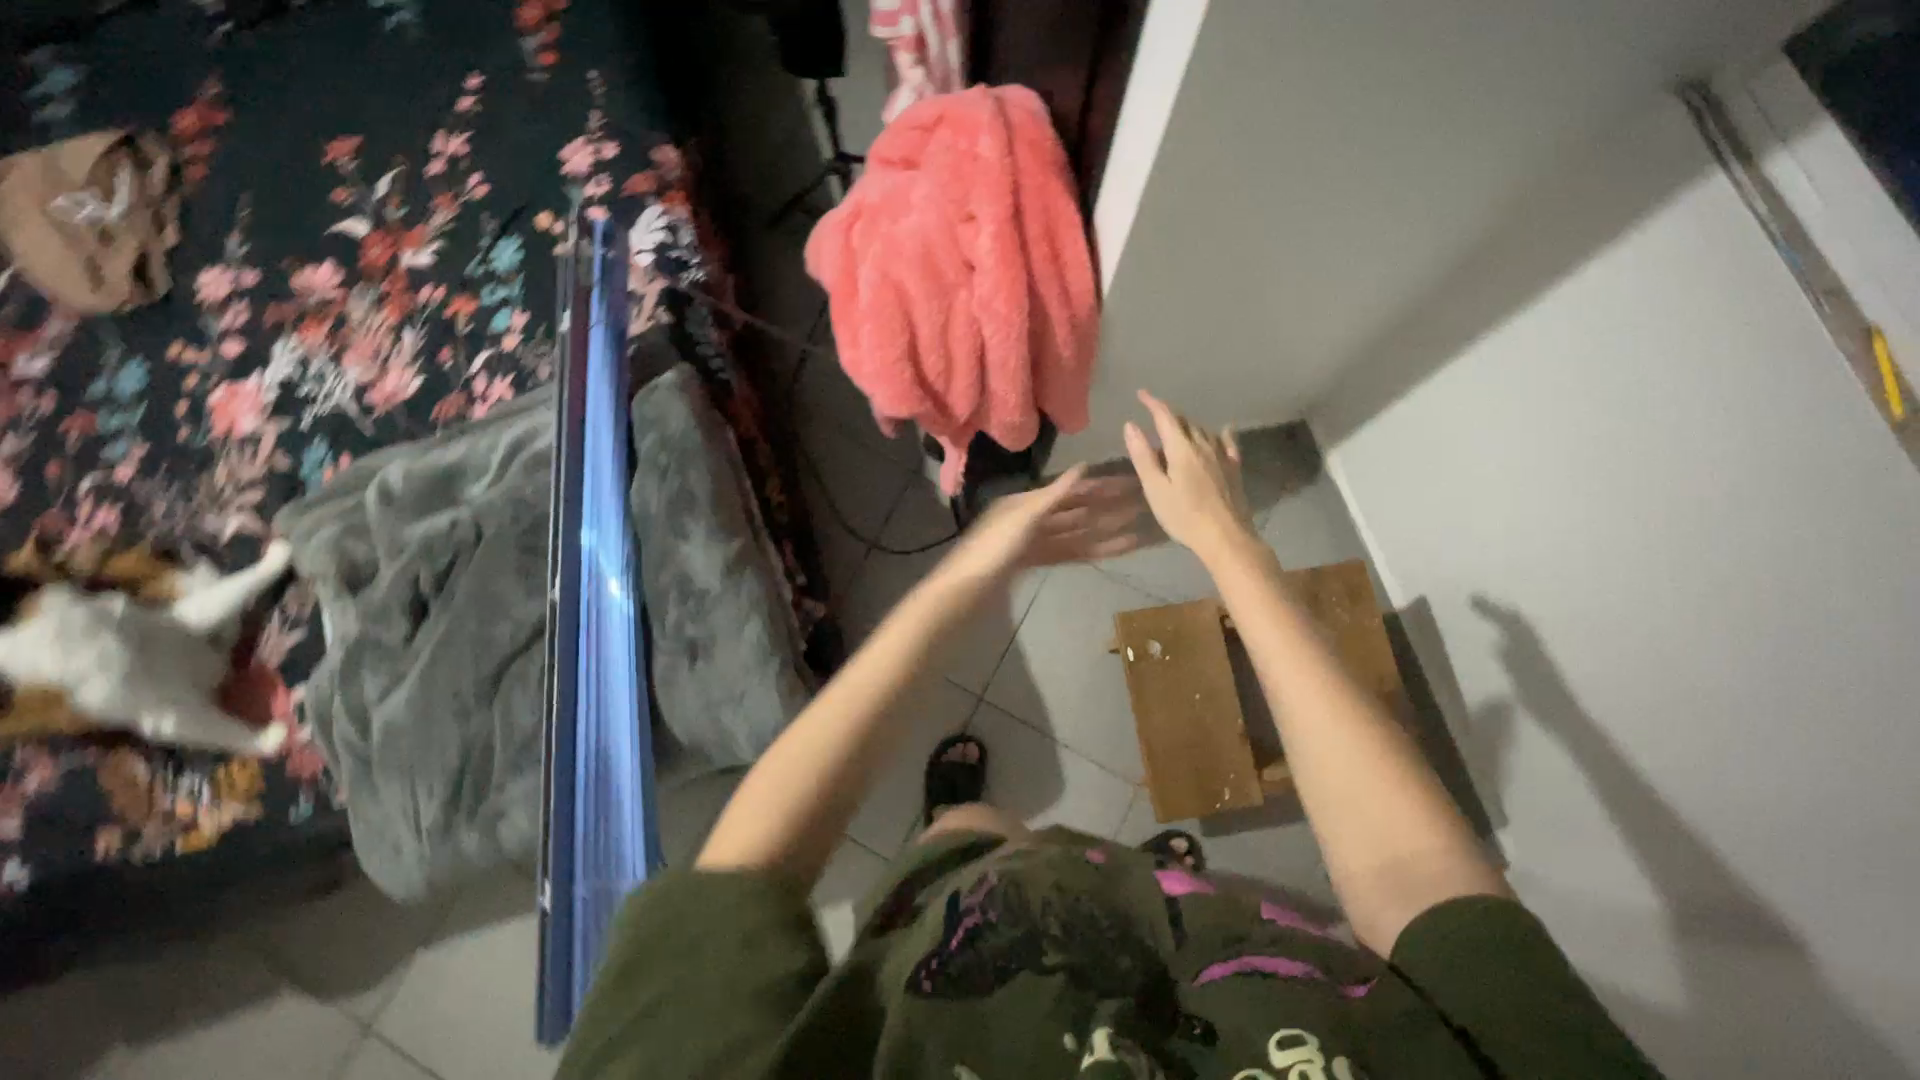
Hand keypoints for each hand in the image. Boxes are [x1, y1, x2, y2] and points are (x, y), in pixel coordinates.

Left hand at [944, 465, 1147, 582]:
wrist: (965, 589)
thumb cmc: (991, 548)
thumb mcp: (1023, 517)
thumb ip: (1055, 494)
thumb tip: (1084, 467)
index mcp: (1025, 501)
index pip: (1070, 490)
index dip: (1100, 487)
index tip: (1130, 483)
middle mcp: (1031, 517)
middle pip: (1076, 510)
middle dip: (1107, 507)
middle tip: (1142, 504)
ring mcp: (1034, 542)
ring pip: (1076, 533)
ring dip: (1105, 530)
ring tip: (1136, 528)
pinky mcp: (1036, 563)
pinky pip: (1069, 553)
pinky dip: (1092, 550)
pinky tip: (1114, 549)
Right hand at [1123, 390, 1254, 558]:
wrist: (1226, 536)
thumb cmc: (1184, 516)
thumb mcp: (1156, 489)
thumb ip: (1143, 456)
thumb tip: (1131, 425)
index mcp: (1181, 449)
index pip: (1165, 416)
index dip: (1153, 403)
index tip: (1141, 394)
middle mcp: (1203, 445)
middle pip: (1185, 422)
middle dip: (1169, 415)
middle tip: (1154, 416)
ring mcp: (1222, 456)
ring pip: (1203, 431)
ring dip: (1188, 425)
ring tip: (1177, 429)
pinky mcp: (1234, 468)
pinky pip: (1228, 442)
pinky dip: (1221, 433)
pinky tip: (1224, 430)